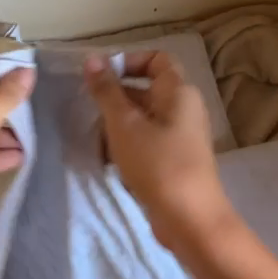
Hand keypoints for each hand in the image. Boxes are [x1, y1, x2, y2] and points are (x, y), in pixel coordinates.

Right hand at [84, 52, 237, 253]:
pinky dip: (126, 145)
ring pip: (142, 118)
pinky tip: (107, 161)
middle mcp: (183, 109)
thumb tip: (92, 59)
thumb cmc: (157, 164)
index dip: (128, 61)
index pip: (156, 59)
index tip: (100, 78)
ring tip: (94, 140)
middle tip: (88, 111)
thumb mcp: (124, 124)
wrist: (189, 219)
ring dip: (116, 125)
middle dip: (114, 99)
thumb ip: (106, 91)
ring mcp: (180, 136)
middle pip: (145, 90)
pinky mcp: (173, 159)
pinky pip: (146, 141)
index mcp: (179, 92)